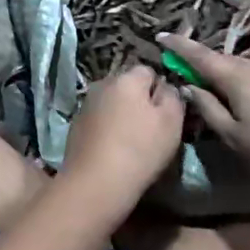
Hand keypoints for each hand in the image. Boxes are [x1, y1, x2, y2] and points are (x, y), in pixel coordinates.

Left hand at [61, 65, 185, 211]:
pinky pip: (99, 116)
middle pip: (128, 84)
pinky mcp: (76, 122)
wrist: (96, 179)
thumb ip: (173, 97)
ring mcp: (86, 102)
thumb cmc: (141, 148)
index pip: (148, 70)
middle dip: (140, 99)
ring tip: (133, 139)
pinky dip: (108, 125)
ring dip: (122, 112)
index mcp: (126, 78)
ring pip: (112, 100)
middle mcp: (102, 83)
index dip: (160, 88)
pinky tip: (114, 145)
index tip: (167, 111)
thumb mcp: (171, 121)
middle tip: (152, 126)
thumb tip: (167, 87)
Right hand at [157, 33, 249, 217]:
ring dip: (236, 75)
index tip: (162, 37)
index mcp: (240, 81)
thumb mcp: (236, 140)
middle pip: (229, 61)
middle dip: (208, 63)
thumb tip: (193, 87)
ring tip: (228, 92)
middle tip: (191, 70)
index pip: (202, 56)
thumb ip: (209, 109)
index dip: (180, 46)